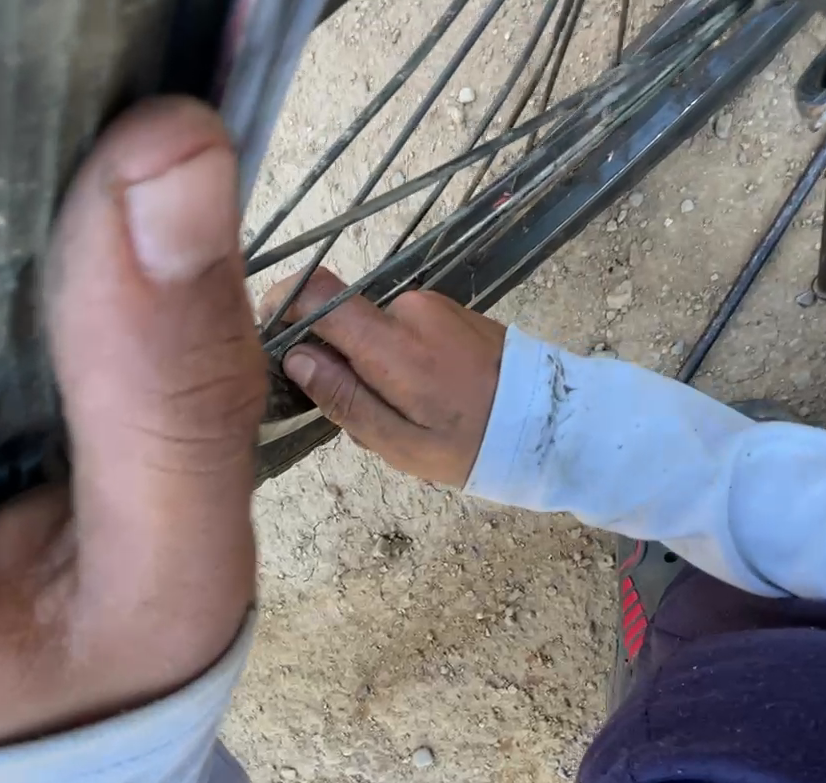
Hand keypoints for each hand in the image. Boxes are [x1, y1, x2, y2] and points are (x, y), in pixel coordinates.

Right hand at [270, 272, 504, 486]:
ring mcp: (435, 305)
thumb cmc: (473, 445)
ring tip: (407, 411)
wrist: (552, 424)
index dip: (283, 305)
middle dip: (338, 360)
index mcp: (393, 344)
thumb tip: (295, 359)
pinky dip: (402, 358)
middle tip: (365, 413)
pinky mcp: (453, 310)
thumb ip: (345, 400)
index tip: (273, 335)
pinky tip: (429, 395)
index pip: (316, 294)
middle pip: (344, 319)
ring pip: (375, 329)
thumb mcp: (401, 444)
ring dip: (374, 365)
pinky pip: (405, 329)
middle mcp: (411, 309)